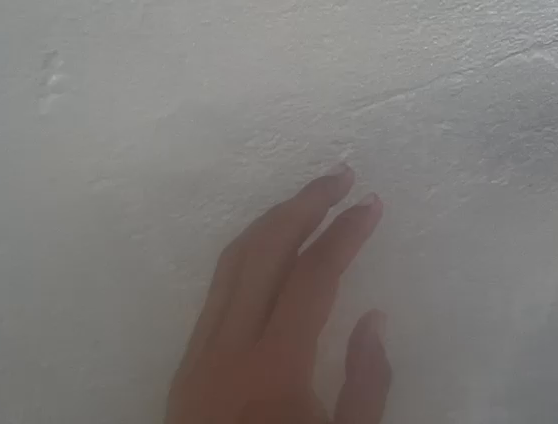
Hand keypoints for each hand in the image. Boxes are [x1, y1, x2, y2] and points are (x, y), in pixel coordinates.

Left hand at [166, 167, 389, 423]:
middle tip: (342, 174)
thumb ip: (368, 384)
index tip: (373, 202)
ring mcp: (197, 358)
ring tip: (312, 197)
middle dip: (306, 203)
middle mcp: (225, 351)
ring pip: (232, 261)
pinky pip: (218, 288)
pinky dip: (252, 251)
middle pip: (264, 249)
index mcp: (271, 369)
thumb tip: (374, 317)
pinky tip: (277, 247)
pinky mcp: (184, 370)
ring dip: (275, 219)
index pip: (313, 275)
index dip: (346, 231)